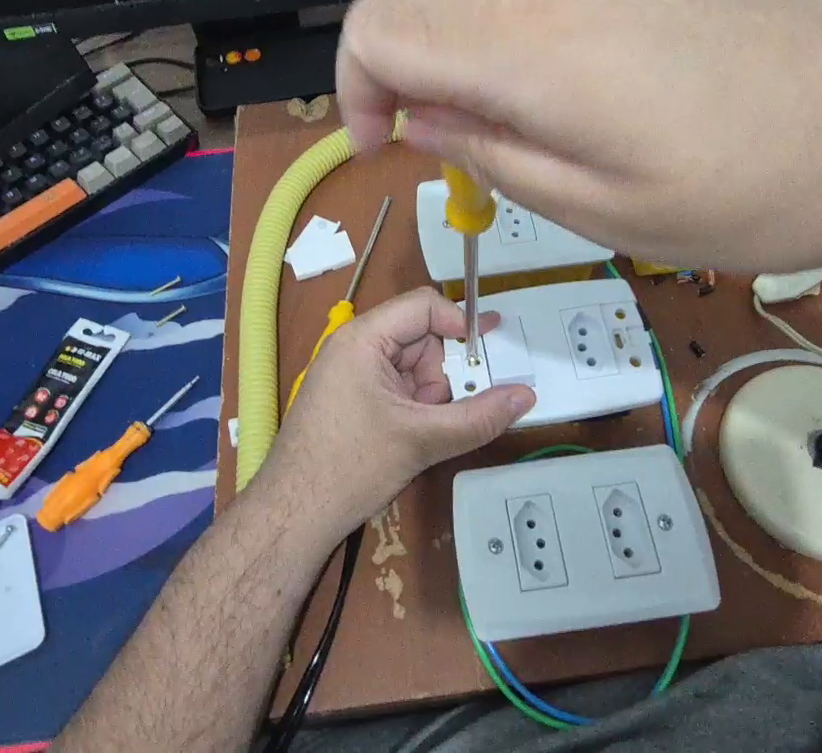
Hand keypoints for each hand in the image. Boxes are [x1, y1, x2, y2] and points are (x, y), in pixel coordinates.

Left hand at [255, 287, 534, 540]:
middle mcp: (357, 348)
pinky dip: (420, 409)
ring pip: (416, 369)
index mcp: (364, 339)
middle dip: (447, 372)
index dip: (460, 323)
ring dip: (434, 396)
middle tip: (460, 406)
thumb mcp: (422, 440)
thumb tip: (526, 396)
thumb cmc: (349, 467)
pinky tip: (419, 439)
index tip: (489, 352)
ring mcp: (355, 375)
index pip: (423, 305)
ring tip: (428, 432)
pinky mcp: (357, 401)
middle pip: (423, 339)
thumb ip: (479, 416)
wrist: (295, 515)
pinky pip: (402, 390)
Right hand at [336, 0, 821, 271]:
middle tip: (421, 125)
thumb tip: (422, 119)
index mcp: (523, 43)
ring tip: (482, 113)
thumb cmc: (754, 187)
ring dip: (431, 31)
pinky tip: (543, 86)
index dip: (351, 93)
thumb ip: (493, 156)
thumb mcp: (606, 211)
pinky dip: (486, 18)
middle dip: (377, 50)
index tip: (386, 152)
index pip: (373, 27)